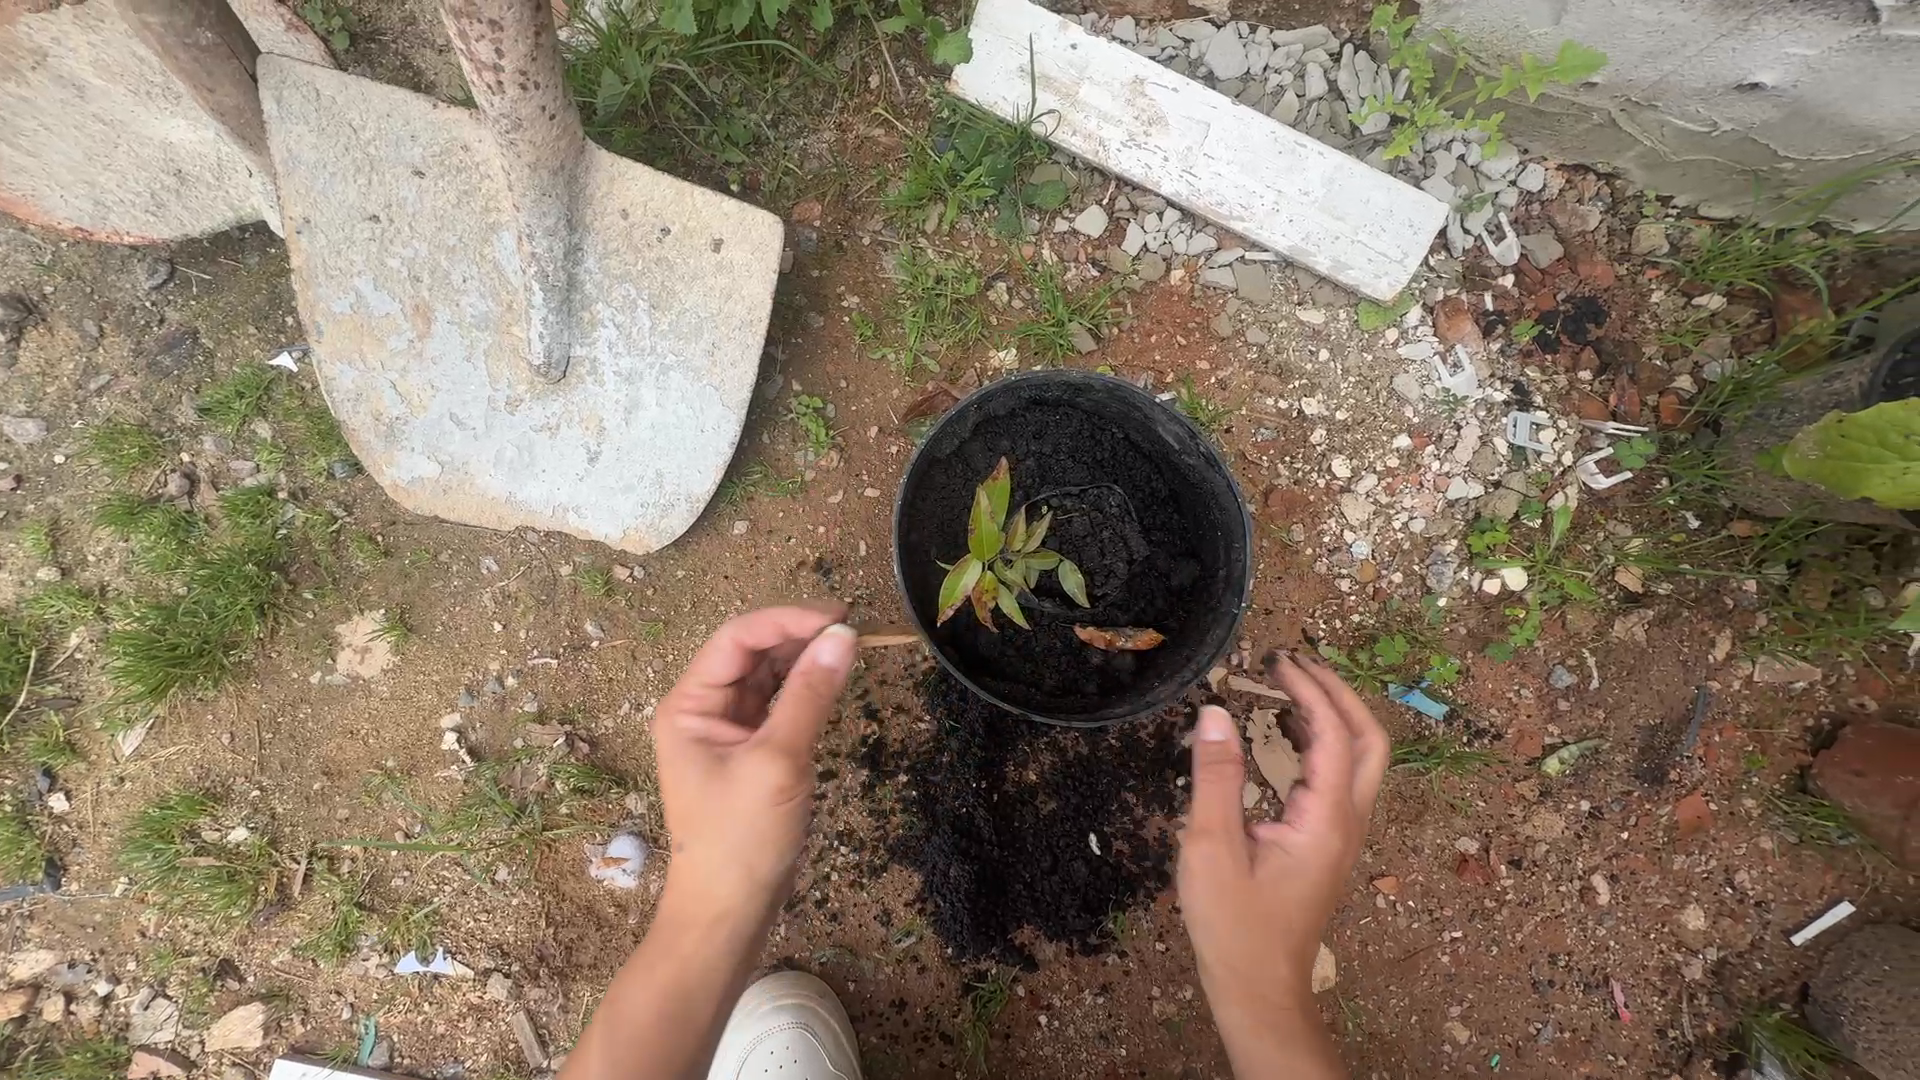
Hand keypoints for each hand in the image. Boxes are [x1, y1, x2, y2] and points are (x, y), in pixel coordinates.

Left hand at [651, 603, 856, 917]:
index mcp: (689, 703)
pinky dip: (806, 686)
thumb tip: (845, 634)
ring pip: (768, 673)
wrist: (729, 913)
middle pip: (753, 650)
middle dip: (798, 634)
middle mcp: (703, 707)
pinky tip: (832, 678)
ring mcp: (727, 728)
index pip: (738, 637)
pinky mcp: (751, 747)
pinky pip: (779, 701)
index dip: (787, 619)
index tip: (839, 617)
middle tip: (851, 628)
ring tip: (848, 646)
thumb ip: (811, 693)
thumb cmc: (742, 838)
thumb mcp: (779, 760)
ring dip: (805, 657)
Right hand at [1177, 651, 1388, 1070]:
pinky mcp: (1326, 842)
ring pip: (1360, 759)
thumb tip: (1214, 711)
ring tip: (1288, 683)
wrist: (1258, 988)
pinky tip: (1285, 732)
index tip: (1277, 658)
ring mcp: (1342, 834)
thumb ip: (1215, 776)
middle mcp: (1347, 822)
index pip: (1335, 737)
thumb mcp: (1211, 845)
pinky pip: (1338, 777)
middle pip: (1370, 742)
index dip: (1311, 690)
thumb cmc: (1232, 923)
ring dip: (1332, 714)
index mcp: (1326, 821)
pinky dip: (1319, 740)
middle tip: (1294, 662)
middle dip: (1338, 693)